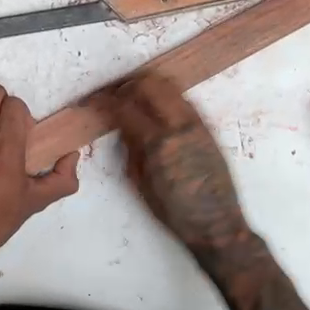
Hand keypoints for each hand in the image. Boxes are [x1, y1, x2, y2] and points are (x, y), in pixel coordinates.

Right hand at [97, 72, 250, 256]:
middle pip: (148, 85)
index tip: (93, 100)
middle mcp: (178, 126)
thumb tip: (121, 125)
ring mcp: (197, 124)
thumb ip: (130, 148)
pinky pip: (184, 99)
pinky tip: (157, 107)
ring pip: (169, 86)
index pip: (124, 107)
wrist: (217, 224)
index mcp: (157, 143)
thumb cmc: (174, 212)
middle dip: (126, 85)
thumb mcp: (140, 183)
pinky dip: (166, 96)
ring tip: (134, 96)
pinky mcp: (208, 127)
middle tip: (113, 94)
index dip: (103, 100)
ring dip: (147, 86)